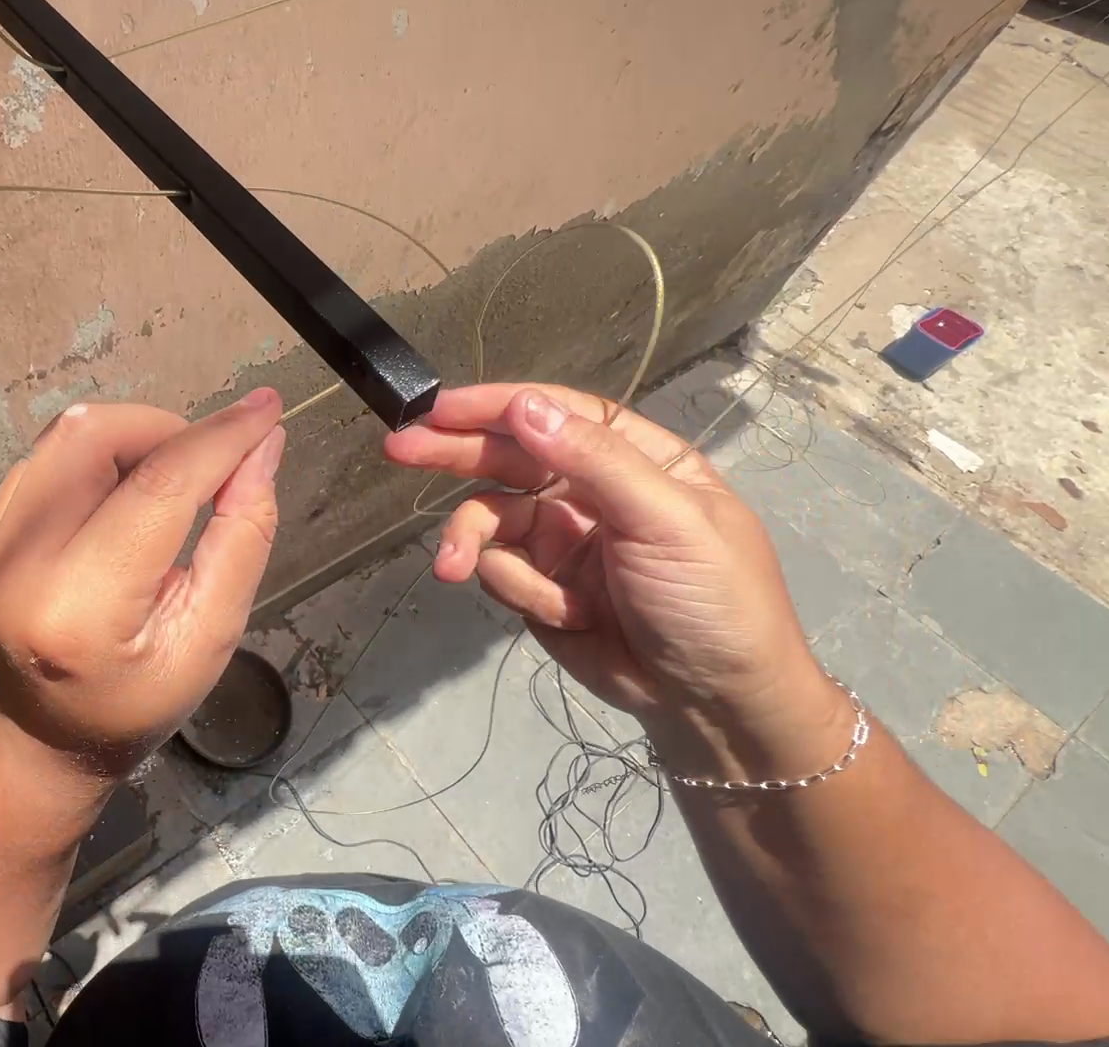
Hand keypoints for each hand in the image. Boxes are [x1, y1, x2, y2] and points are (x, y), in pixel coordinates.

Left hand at [0, 390, 285, 779]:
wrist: (51, 735)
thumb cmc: (140, 701)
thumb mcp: (210, 637)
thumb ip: (240, 539)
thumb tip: (261, 448)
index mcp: (79, 608)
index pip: (156, 489)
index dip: (218, 439)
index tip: (266, 409)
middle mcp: (18, 563)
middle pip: (94, 436)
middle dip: (168, 429)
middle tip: (210, 464)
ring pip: (67, 434)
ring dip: (134, 436)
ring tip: (172, 481)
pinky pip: (49, 455)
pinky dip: (100, 453)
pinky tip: (125, 493)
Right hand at [384, 384, 851, 778]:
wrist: (707, 702)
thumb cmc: (711, 597)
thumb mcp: (666, 519)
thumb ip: (594, 459)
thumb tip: (524, 405)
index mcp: (632, 459)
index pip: (554, 414)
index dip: (496, 406)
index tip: (440, 407)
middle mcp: (585, 490)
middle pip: (506, 457)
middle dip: (452, 452)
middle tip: (398, 448)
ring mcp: (556, 538)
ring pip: (488, 519)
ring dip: (467, 541)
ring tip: (450, 569)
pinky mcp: (535, 584)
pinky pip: (498, 570)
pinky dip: (517, 590)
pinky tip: (561, 615)